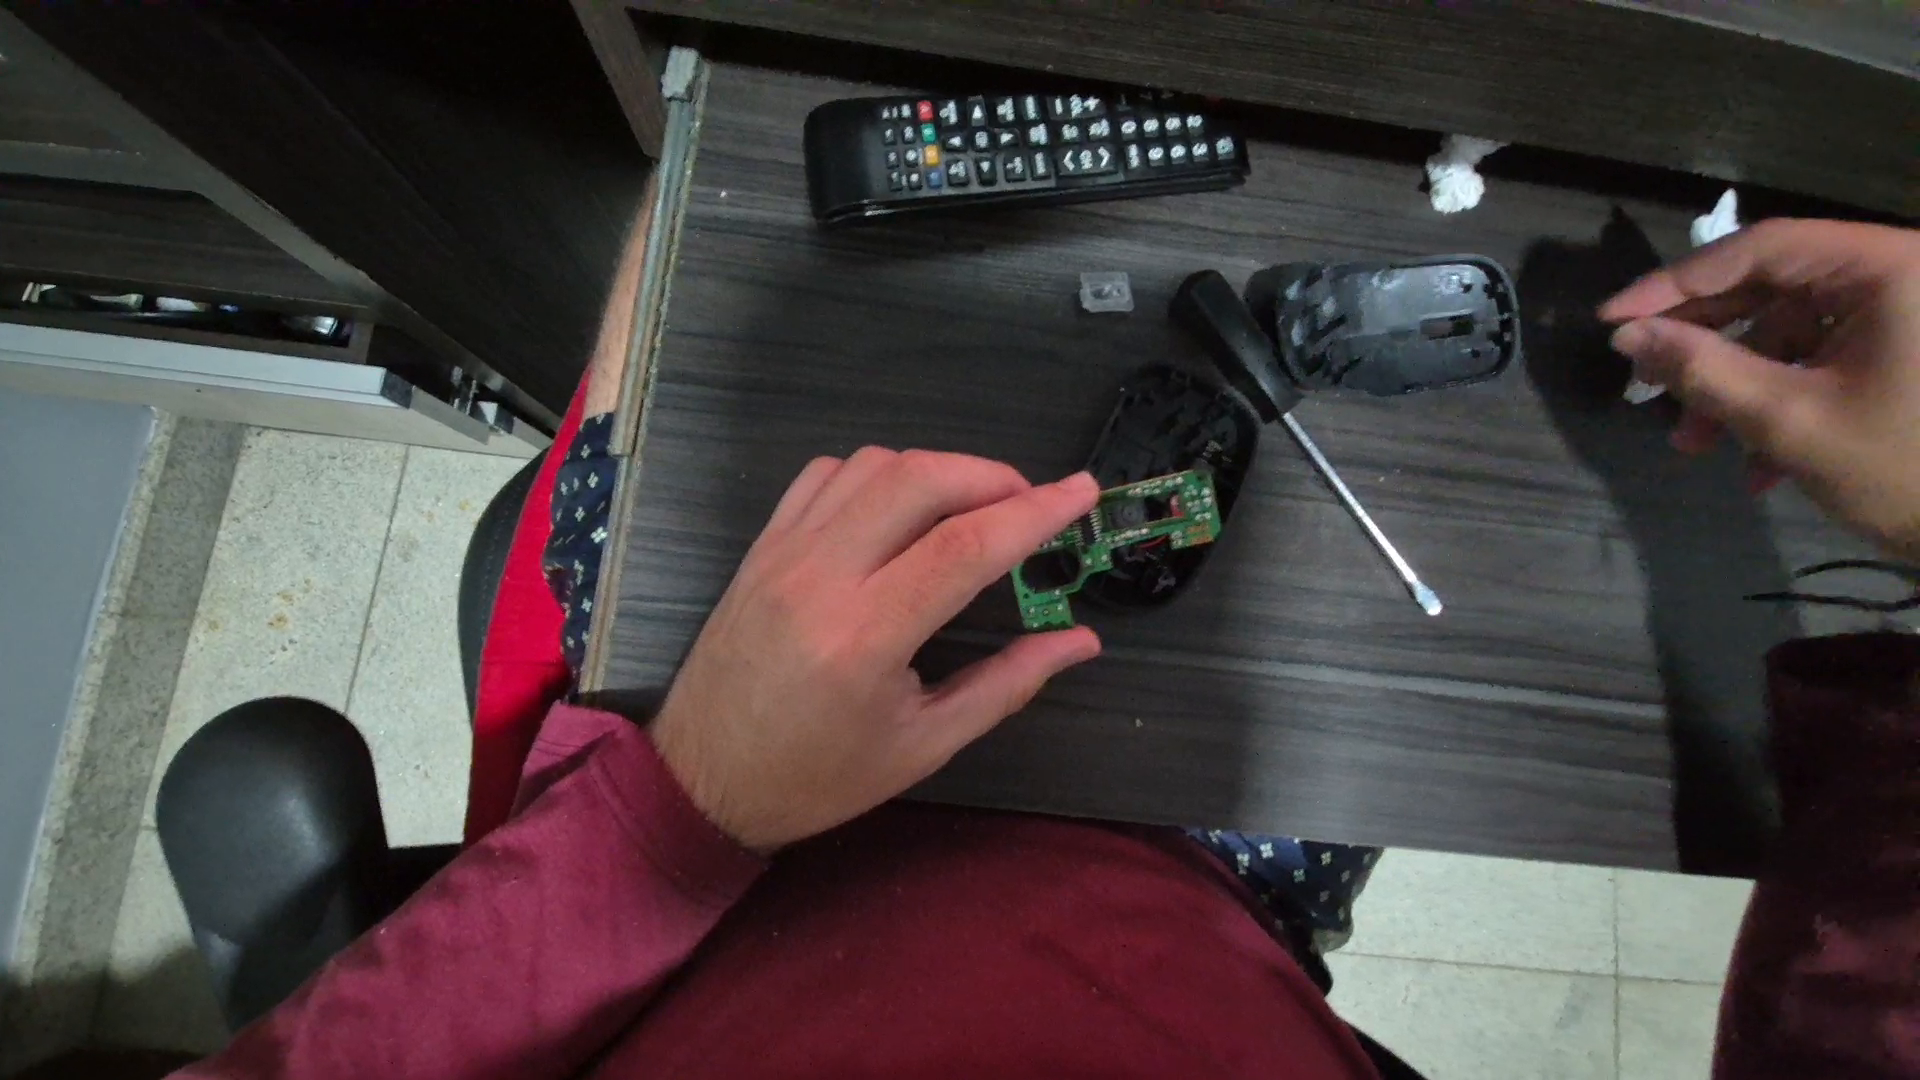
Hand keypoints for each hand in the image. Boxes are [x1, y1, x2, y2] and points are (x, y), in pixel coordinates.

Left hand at [648, 448, 1101, 852]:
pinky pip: (825, 475)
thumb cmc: (818, 775)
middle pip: (921, 480)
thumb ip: (1008, 684)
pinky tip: (898, 509)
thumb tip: (1082, 640)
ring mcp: (784, 551)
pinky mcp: (762, 545)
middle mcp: (821, 575)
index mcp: (867, 636)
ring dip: (938, 471)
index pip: (967, 546)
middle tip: (1028, 506)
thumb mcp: (924, 745)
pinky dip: (877, 475)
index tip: (1084, 491)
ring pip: (874, 466)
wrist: (702, 778)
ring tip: (970, 509)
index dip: (1036, 512)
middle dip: (992, 476)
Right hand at [1599, 219, 1919, 559]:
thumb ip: (1698, 368)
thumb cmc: (1906, 464)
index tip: (1611, 321)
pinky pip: (1811, 357)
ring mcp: (1904, 314)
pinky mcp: (1901, 348)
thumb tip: (1626, 335)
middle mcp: (1902, 277)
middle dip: (1697, 342)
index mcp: (1892, 271)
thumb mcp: (1783, 417)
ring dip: (1726, 385)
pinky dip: (1767, 398)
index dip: (1673, 282)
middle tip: (1640, 381)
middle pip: (1766, 287)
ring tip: (1693, 442)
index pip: (1761, 249)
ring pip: (1779, 330)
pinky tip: (1752, 457)